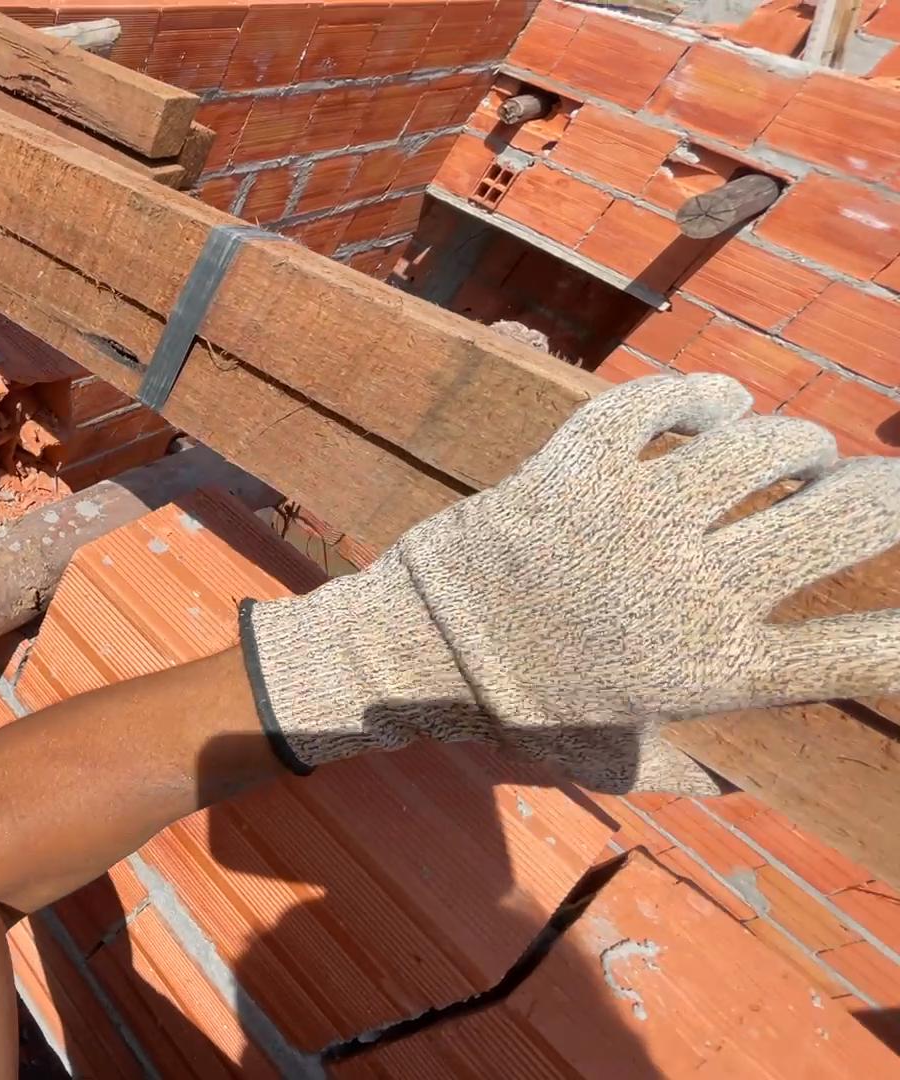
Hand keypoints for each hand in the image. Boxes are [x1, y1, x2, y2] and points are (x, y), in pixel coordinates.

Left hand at [240, 374, 899, 793]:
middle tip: (855, 496)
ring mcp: (619, 524)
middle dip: (886, 495)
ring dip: (788, 442)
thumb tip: (745, 784)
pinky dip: (690, 394)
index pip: (887, 648)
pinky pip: (642, 406)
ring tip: (773, 454)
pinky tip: (707, 406)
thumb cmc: (503, 707)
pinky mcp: (557, 478)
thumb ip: (687, 772)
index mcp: (717, 670)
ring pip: (761, 444)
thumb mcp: (604, 760)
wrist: (404, 654)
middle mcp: (686, 589)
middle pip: (859, 512)